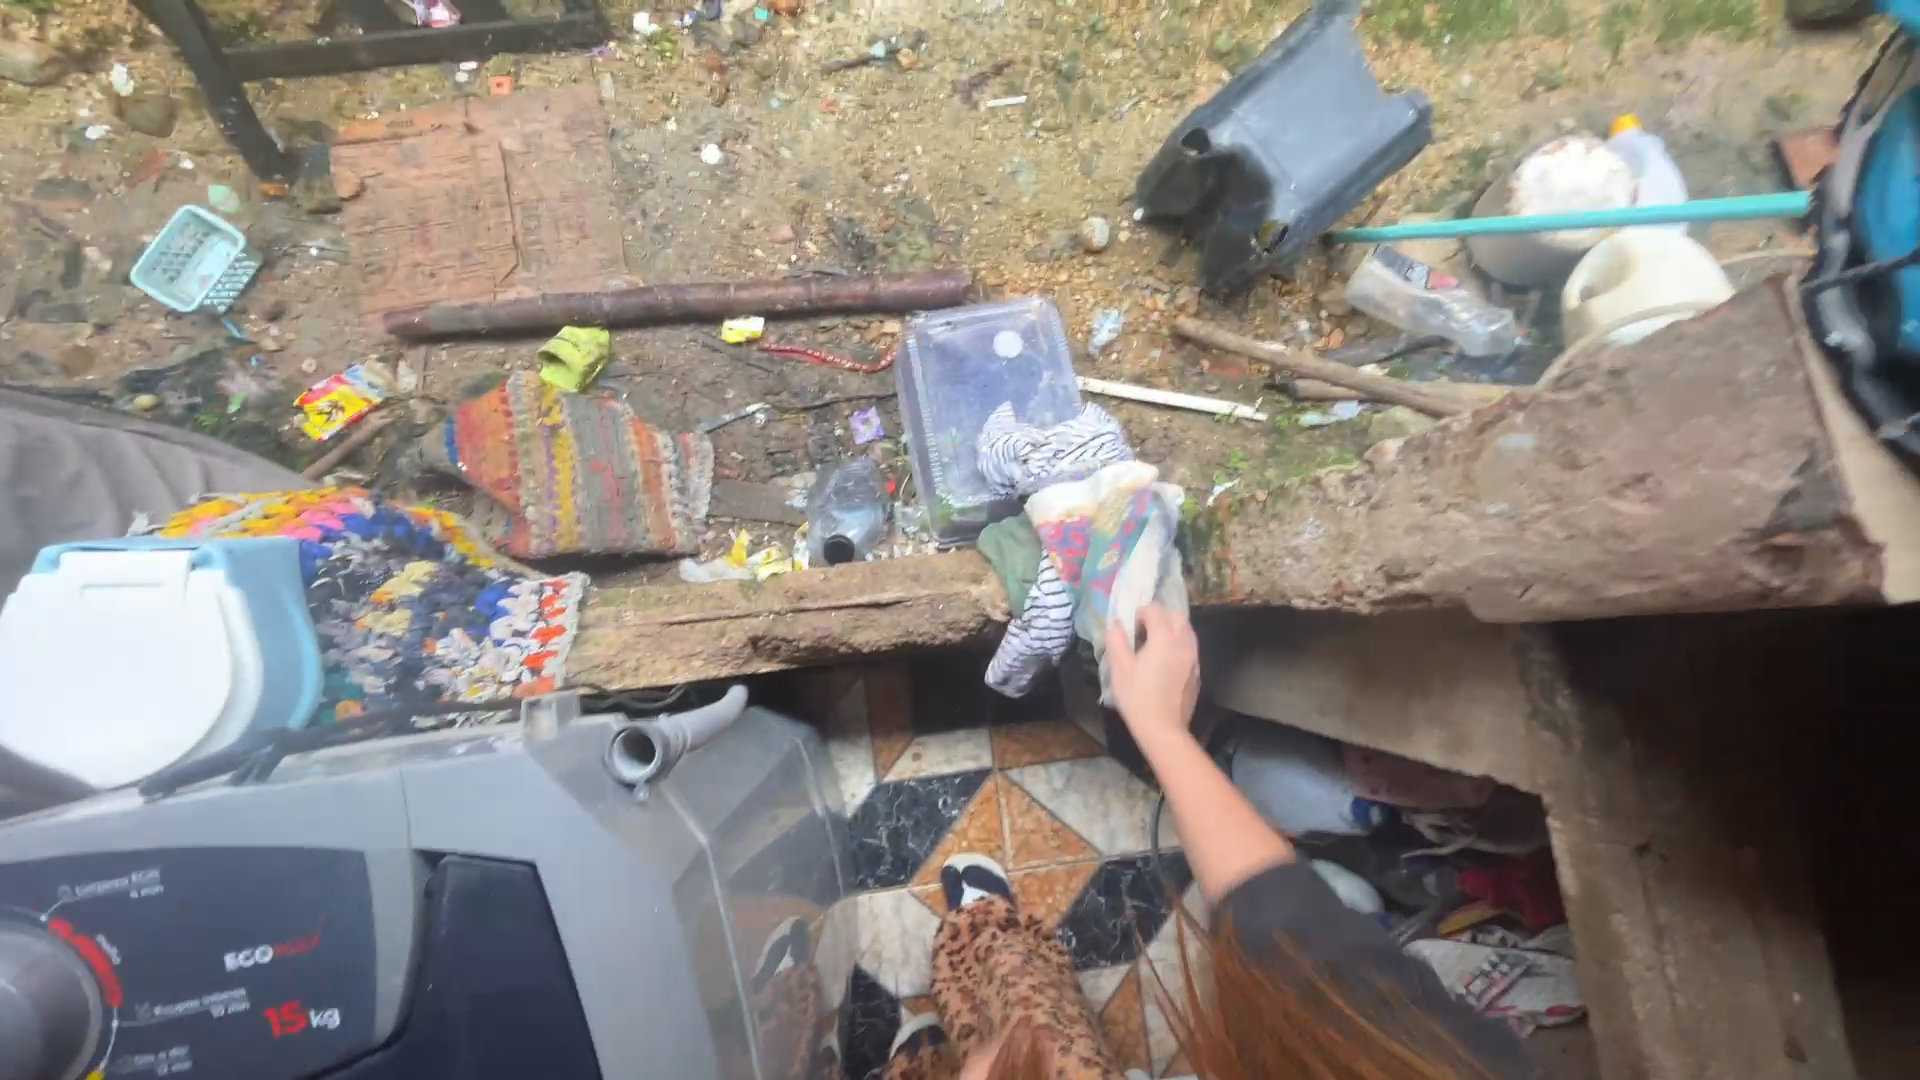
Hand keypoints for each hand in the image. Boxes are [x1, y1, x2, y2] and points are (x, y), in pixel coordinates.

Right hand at [1104, 604, 1199, 745]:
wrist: (1163, 728)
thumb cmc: (1137, 696)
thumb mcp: (1119, 667)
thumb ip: (1116, 639)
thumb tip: (1117, 624)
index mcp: (1164, 637)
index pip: (1155, 609)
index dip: (1139, 613)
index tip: (1130, 629)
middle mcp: (1183, 642)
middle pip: (1176, 615)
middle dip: (1160, 617)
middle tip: (1144, 633)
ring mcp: (1194, 657)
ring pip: (1186, 630)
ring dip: (1171, 630)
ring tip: (1154, 647)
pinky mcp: (1197, 671)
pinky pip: (1189, 647)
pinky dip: (1178, 646)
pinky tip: (1164, 663)